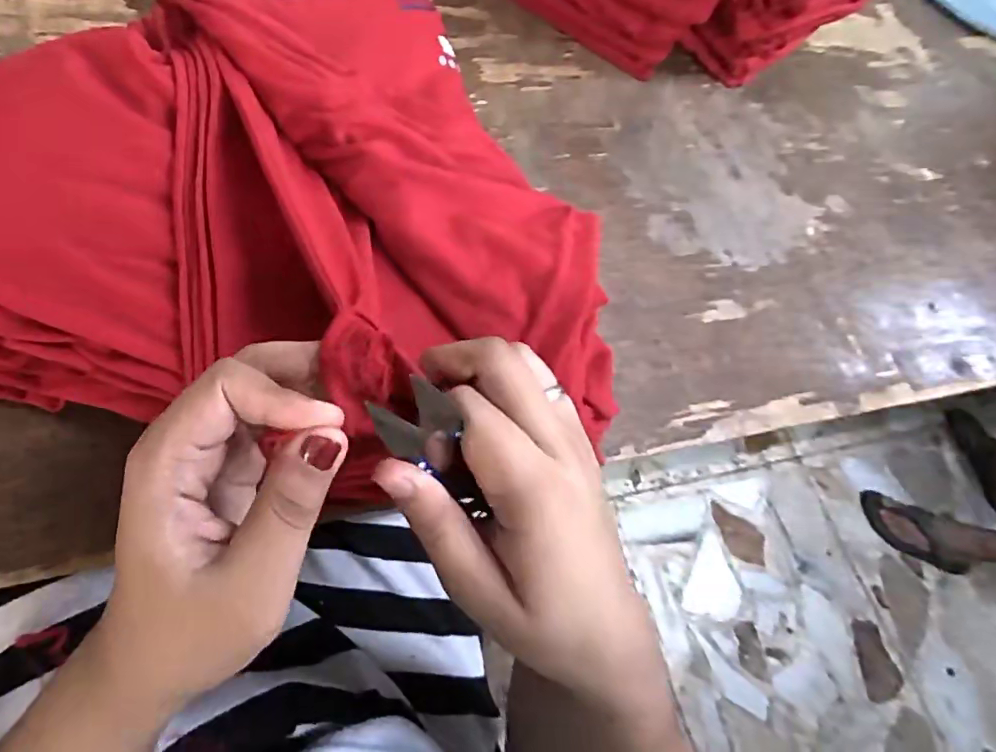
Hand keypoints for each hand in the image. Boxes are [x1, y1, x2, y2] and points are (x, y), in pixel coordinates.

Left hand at [87, 342, 348, 713]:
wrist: (150, 663)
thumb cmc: (191, 634)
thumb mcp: (250, 585)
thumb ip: (289, 506)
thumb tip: (332, 433)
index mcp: (165, 460)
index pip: (223, 388)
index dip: (280, 394)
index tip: (334, 421)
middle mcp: (179, 438)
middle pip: (237, 373)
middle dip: (296, 368)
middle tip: (356, 380)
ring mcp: (201, 447)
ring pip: (253, 387)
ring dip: (303, 385)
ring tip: (355, 393)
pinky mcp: (224, 461)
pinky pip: (264, 419)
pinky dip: (301, 414)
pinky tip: (336, 421)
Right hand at [372, 339, 676, 731]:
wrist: (609, 637)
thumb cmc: (538, 620)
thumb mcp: (474, 587)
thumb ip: (433, 521)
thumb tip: (386, 465)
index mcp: (535, 487)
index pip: (473, 408)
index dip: (433, 418)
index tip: (424, 458)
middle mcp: (562, 447)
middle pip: (505, 360)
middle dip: (452, 360)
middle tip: (423, 395)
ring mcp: (577, 437)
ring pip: (526, 358)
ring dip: (479, 363)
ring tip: (452, 399)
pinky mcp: (581, 437)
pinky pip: (541, 378)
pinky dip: (505, 375)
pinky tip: (487, 413)